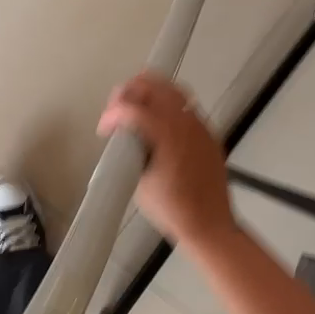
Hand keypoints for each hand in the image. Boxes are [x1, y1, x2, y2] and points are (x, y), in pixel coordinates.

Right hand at [98, 71, 237, 247]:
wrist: (210, 226)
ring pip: (174, 92)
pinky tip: (157, 122)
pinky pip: (186, 107)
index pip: (133, 108)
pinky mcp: (208, 135)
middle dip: (131, 91)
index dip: (112, 113)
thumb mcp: (140, 183)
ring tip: (134, 105)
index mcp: (166, 136)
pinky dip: (168, 105)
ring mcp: (200, 127)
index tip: (104, 127)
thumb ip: (131, 155)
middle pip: (155, 87)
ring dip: (150, 93)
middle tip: (116, 106)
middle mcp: (186, 124)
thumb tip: (125, 142)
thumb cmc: (172, 210)